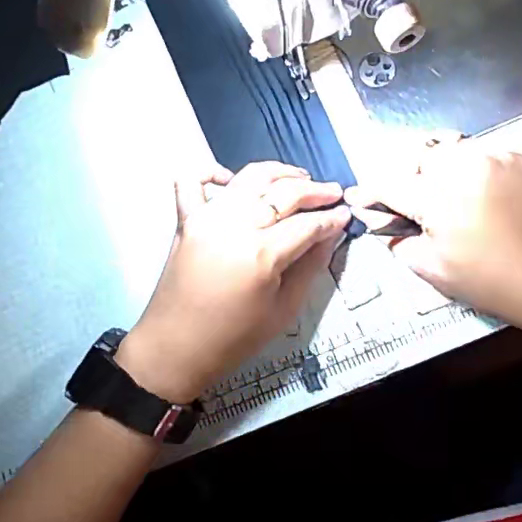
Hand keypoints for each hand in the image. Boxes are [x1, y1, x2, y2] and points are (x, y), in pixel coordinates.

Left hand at [116, 162, 351, 401]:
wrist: (176, 349)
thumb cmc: (233, 338)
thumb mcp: (284, 309)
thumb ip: (310, 266)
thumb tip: (329, 236)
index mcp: (261, 255)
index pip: (308, 224)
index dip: (331, 219)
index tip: (346, 216)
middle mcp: (234, 228)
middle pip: (283, 193)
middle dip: (314, 191)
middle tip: (333, 193)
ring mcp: (207, 219)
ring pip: (249, 178)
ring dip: (279, 173)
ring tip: (300, 177)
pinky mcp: (186, 220)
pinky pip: (194, 181)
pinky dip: (213, 172)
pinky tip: (232, 179)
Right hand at [347, 142, 521, 354]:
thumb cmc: (492, 282)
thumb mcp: (434, 270)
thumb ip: (401, 242)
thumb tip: (385, 223)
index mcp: (438, 195)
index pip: (390, 183)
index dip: (372, 191)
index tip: (362, 197)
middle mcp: (465, 164)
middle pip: (420, 154)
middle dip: (410, 174)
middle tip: (415, 201)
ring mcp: (498, 156)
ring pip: (454, 149)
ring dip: (443, 168)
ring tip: (452, 198)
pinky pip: (486, 154)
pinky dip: (476, 171)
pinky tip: (485, 197)